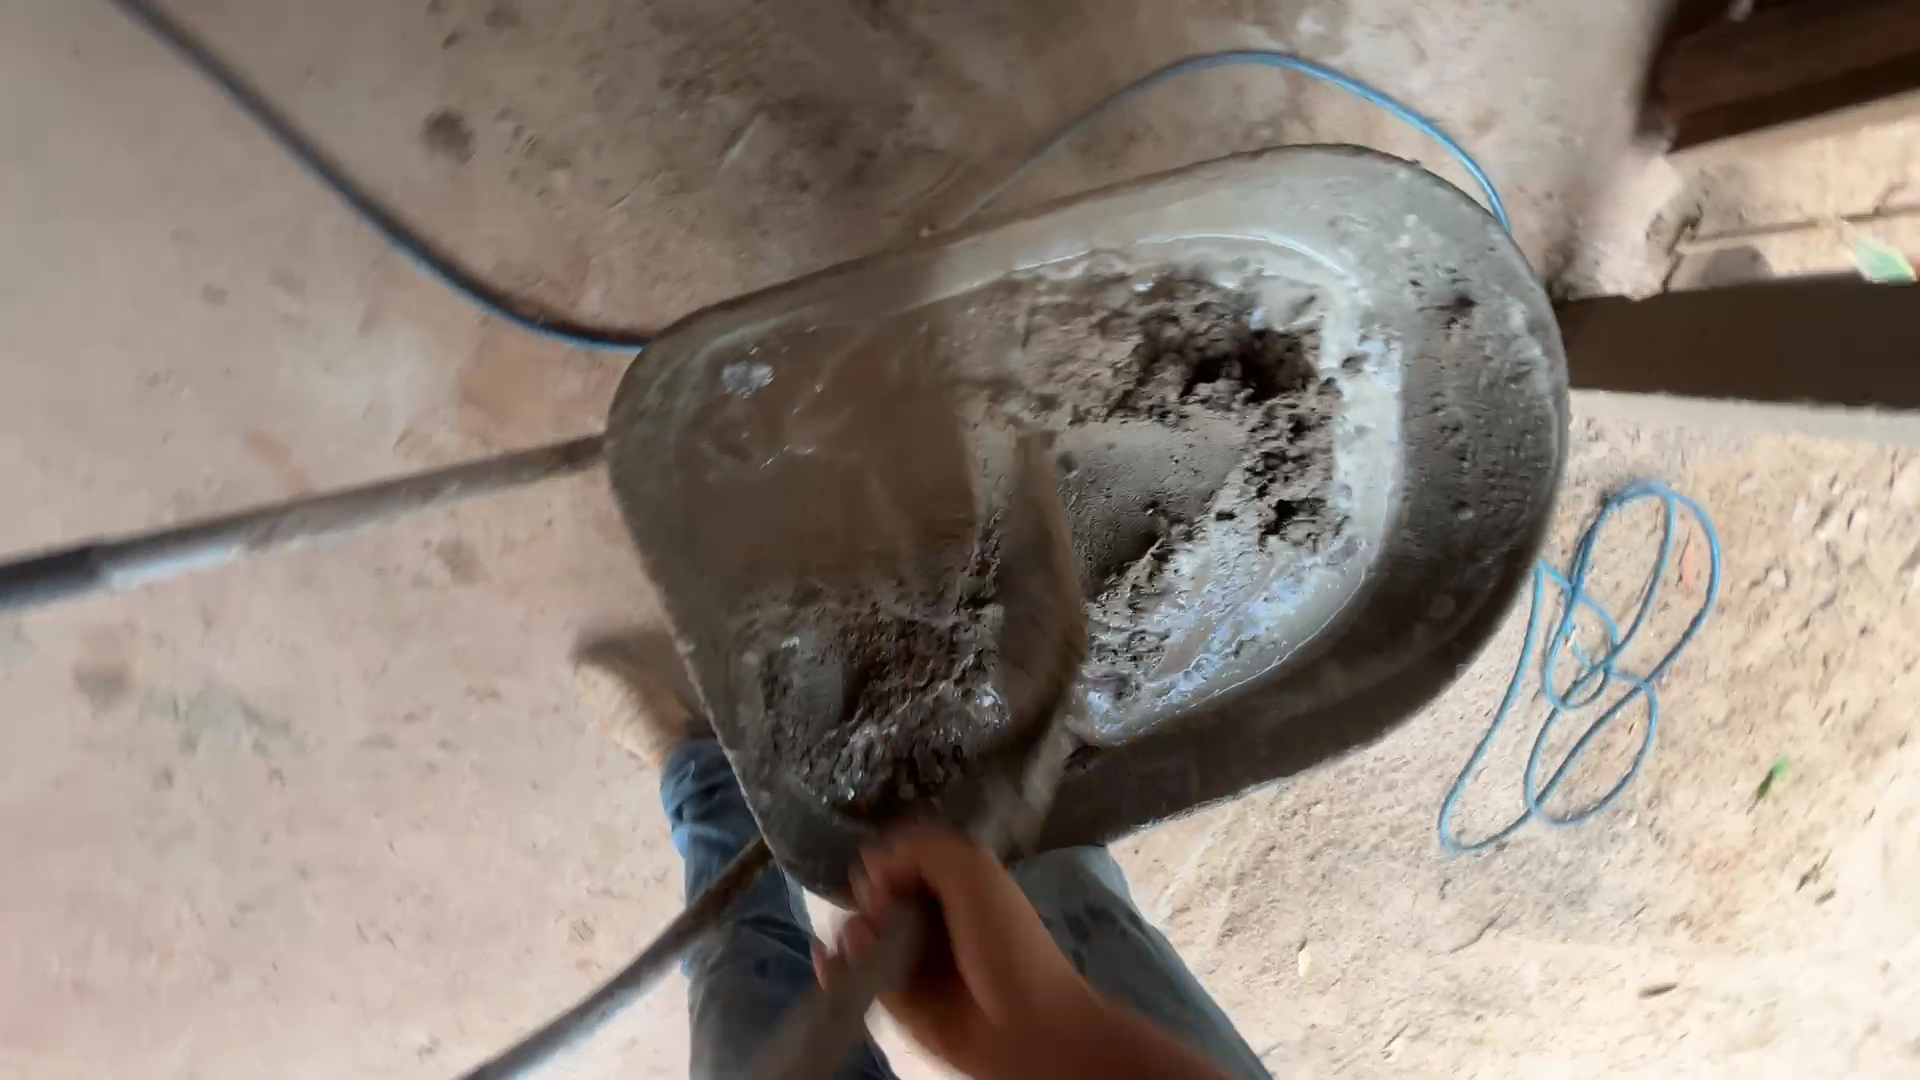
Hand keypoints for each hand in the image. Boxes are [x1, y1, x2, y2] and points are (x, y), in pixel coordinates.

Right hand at [813, 825, 1100, 1079]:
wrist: (1025, 1024)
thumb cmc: (1006, 939)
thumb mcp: (974, 872)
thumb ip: (925, 849)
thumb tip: (875, 858)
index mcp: (952, 881)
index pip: (902, 859)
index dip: (885, 862)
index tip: (880, 873)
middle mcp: (930, 917)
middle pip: (878, 895)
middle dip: (868, 896)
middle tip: (878, 907)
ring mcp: (912, 960)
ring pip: (864, 935)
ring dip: (853, 931)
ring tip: (863, 937)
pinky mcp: (897, 1001)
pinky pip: (858, 978)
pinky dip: (837, 967)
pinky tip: (828, 958)